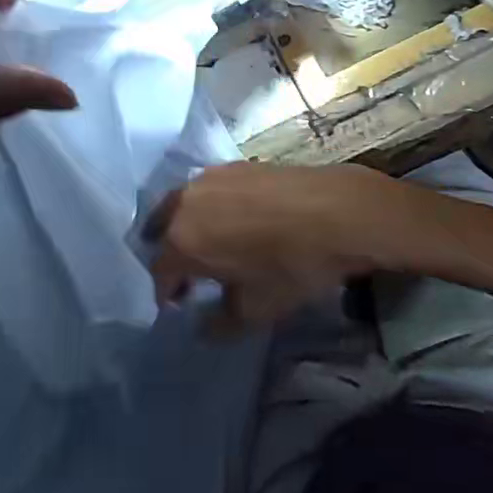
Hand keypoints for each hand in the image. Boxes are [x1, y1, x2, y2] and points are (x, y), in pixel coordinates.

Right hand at [148, 162, 409, 331]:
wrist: (333, 210)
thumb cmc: (291, 264)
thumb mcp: (257, 310)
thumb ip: (221, 323)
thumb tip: (201, 327)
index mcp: (182, 241)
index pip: (160, 271)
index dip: (166, 292)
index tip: (178, 305)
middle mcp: (183, 204)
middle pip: (161, 230)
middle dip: (169, 254)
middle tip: (187, 273)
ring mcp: (205, 178)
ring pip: (180, 205)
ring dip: (184, 226)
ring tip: (207, 244)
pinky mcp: (229, 165)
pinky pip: (204, 190)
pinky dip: (206, 207)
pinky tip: (230, 219)